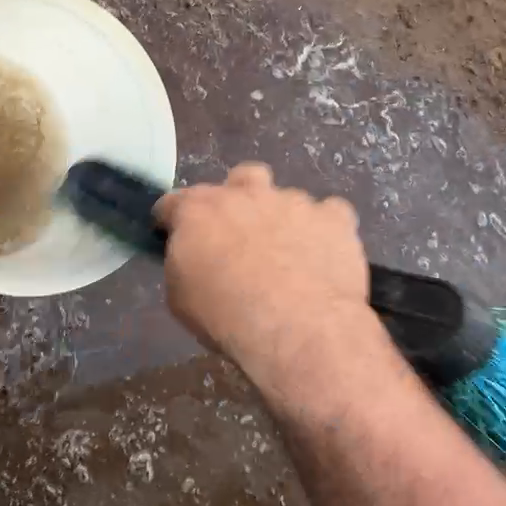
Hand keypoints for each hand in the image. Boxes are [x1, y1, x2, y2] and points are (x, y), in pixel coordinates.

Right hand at [155, 163, 369, 369]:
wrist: (295, 328)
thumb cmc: (226, 316)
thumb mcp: (179, 296)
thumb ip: (182, 262)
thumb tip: (191, 255)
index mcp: (198, 211)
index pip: (173, 202)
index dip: (172, 218)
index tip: (173, 234)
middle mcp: (244, 194)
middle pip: (240, 177)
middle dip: (240, 197)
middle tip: (242, 231)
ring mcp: (292, 201)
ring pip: (287, 195)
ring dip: (284, 217)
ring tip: (290, 253)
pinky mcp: (333, 218)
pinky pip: (331, 212)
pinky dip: (326, 229)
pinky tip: (325, 252)